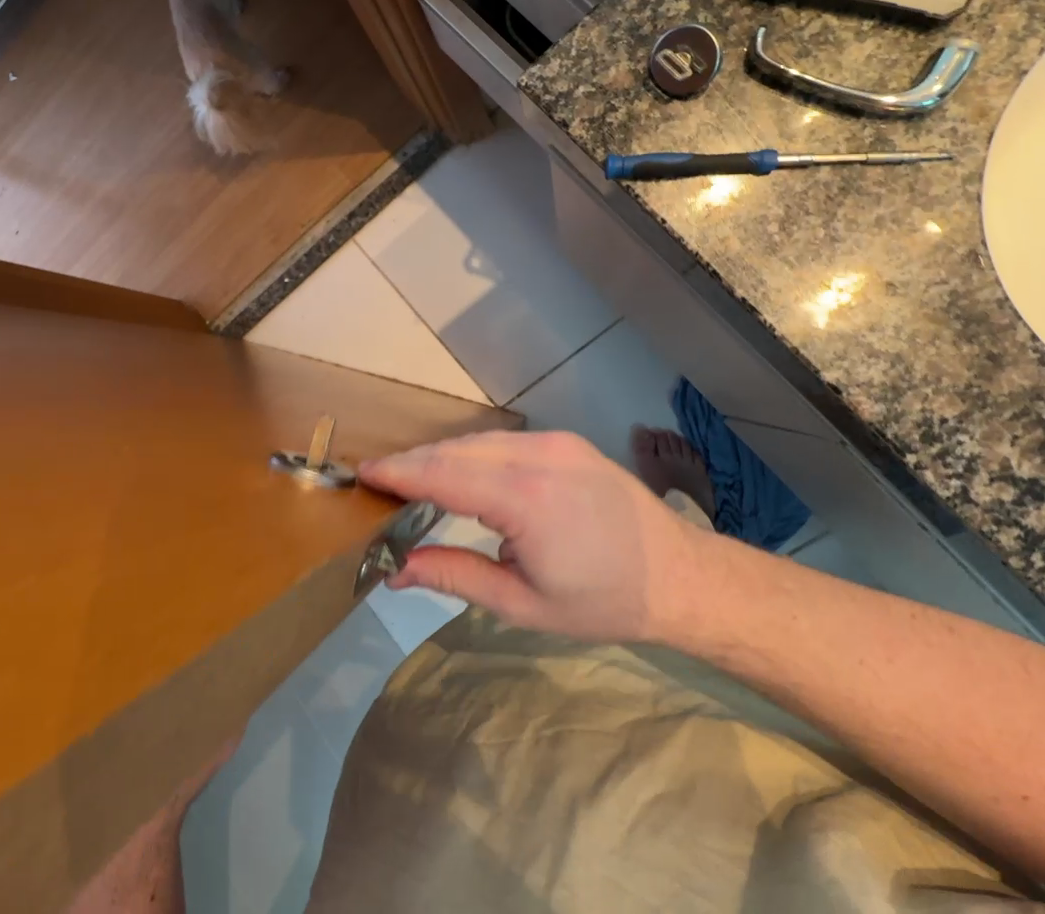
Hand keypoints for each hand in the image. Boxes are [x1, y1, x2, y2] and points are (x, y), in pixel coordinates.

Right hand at [359, 430, 715, 642]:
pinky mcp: (567, 443)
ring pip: (475, 441)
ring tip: (410, 481)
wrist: (683, 578)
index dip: (398, 473)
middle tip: (379, 485)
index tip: (361, 475)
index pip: (441, 475)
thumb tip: (394, 569)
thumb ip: (454, 576)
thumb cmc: (602, 602)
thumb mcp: (522, 603)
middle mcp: (538, 458)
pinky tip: (457, 474)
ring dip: (439, 457)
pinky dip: (469, 454)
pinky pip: (501, 441)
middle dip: (412, 464)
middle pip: (453, 451)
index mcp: (525, 500)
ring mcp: (556, 444)